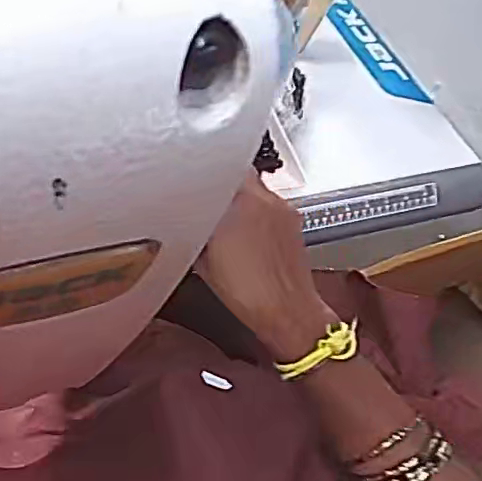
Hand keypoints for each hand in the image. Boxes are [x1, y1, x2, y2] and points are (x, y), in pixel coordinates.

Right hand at [197, 174, 339, 359]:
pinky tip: (245, 238)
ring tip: (226, 225)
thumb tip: (188, 219)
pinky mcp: (293, 221)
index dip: (201, 175)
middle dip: (220, 187)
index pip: (217, 169)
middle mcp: (263, 199)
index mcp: (238, 203)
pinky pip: (268, 206)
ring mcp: (282, 209)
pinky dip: (255, 215)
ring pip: (254, 190)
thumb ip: (196, 231)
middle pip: (237, 176)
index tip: (190, 185)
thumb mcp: (203, 262)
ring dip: (239, 201)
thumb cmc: (248, 293)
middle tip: (205, 204)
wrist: (287, 311)